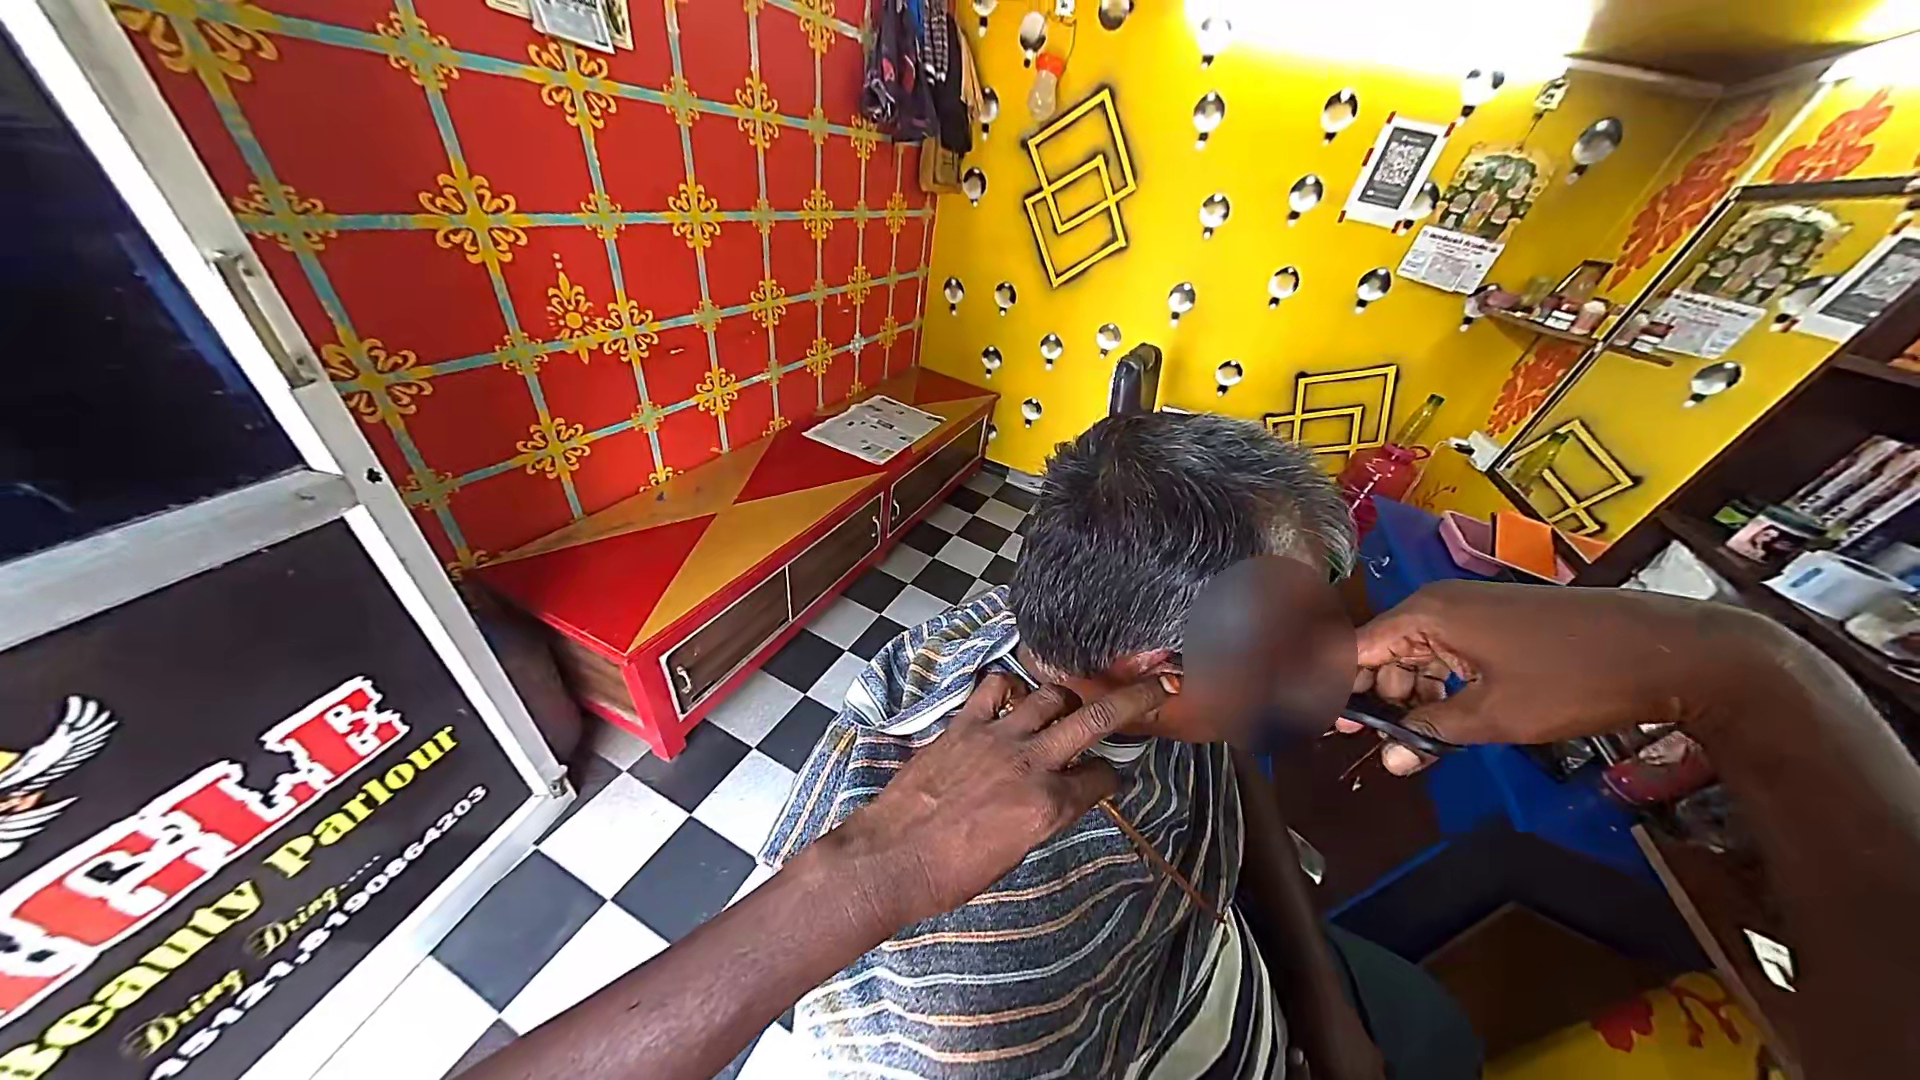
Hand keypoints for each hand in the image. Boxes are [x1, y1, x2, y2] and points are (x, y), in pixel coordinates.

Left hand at [815, 673, 1168, 930]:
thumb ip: (1045, 815)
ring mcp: (997, 736)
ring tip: (1064, 703)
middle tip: (1157, 685)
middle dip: (1133, 699)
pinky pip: (993, 687)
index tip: (1113, 774)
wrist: (893, 857)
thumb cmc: (953, 873)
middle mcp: (1032, 762)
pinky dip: (1007, 686)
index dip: (1112, 777)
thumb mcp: (1015, 854)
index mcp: (1049, 806)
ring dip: (1064, 697)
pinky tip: (1009, 695)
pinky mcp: (965, 723)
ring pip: (1049, 694)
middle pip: (1095, 719)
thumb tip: (1061, 794)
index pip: (1102, 779)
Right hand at [1346, 579, 1791, 774]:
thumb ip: (1432, 732)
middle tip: (1373, 736)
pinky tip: (1446, 710)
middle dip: (1375, 693)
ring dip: (1409, 691)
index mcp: (1425, 615)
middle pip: (1383, 648)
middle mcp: (1437, 603)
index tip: (1333, 722)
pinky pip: (1445, 647)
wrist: (1678, 650)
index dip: (1339, 686)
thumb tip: (1390, 760)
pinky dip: (1439, 679)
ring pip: (1415, 651)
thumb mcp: (1497, 715)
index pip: (1356, 648)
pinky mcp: (1493, 617)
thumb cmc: (1575, 678)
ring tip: (1414, 733)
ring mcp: (1468, 606)